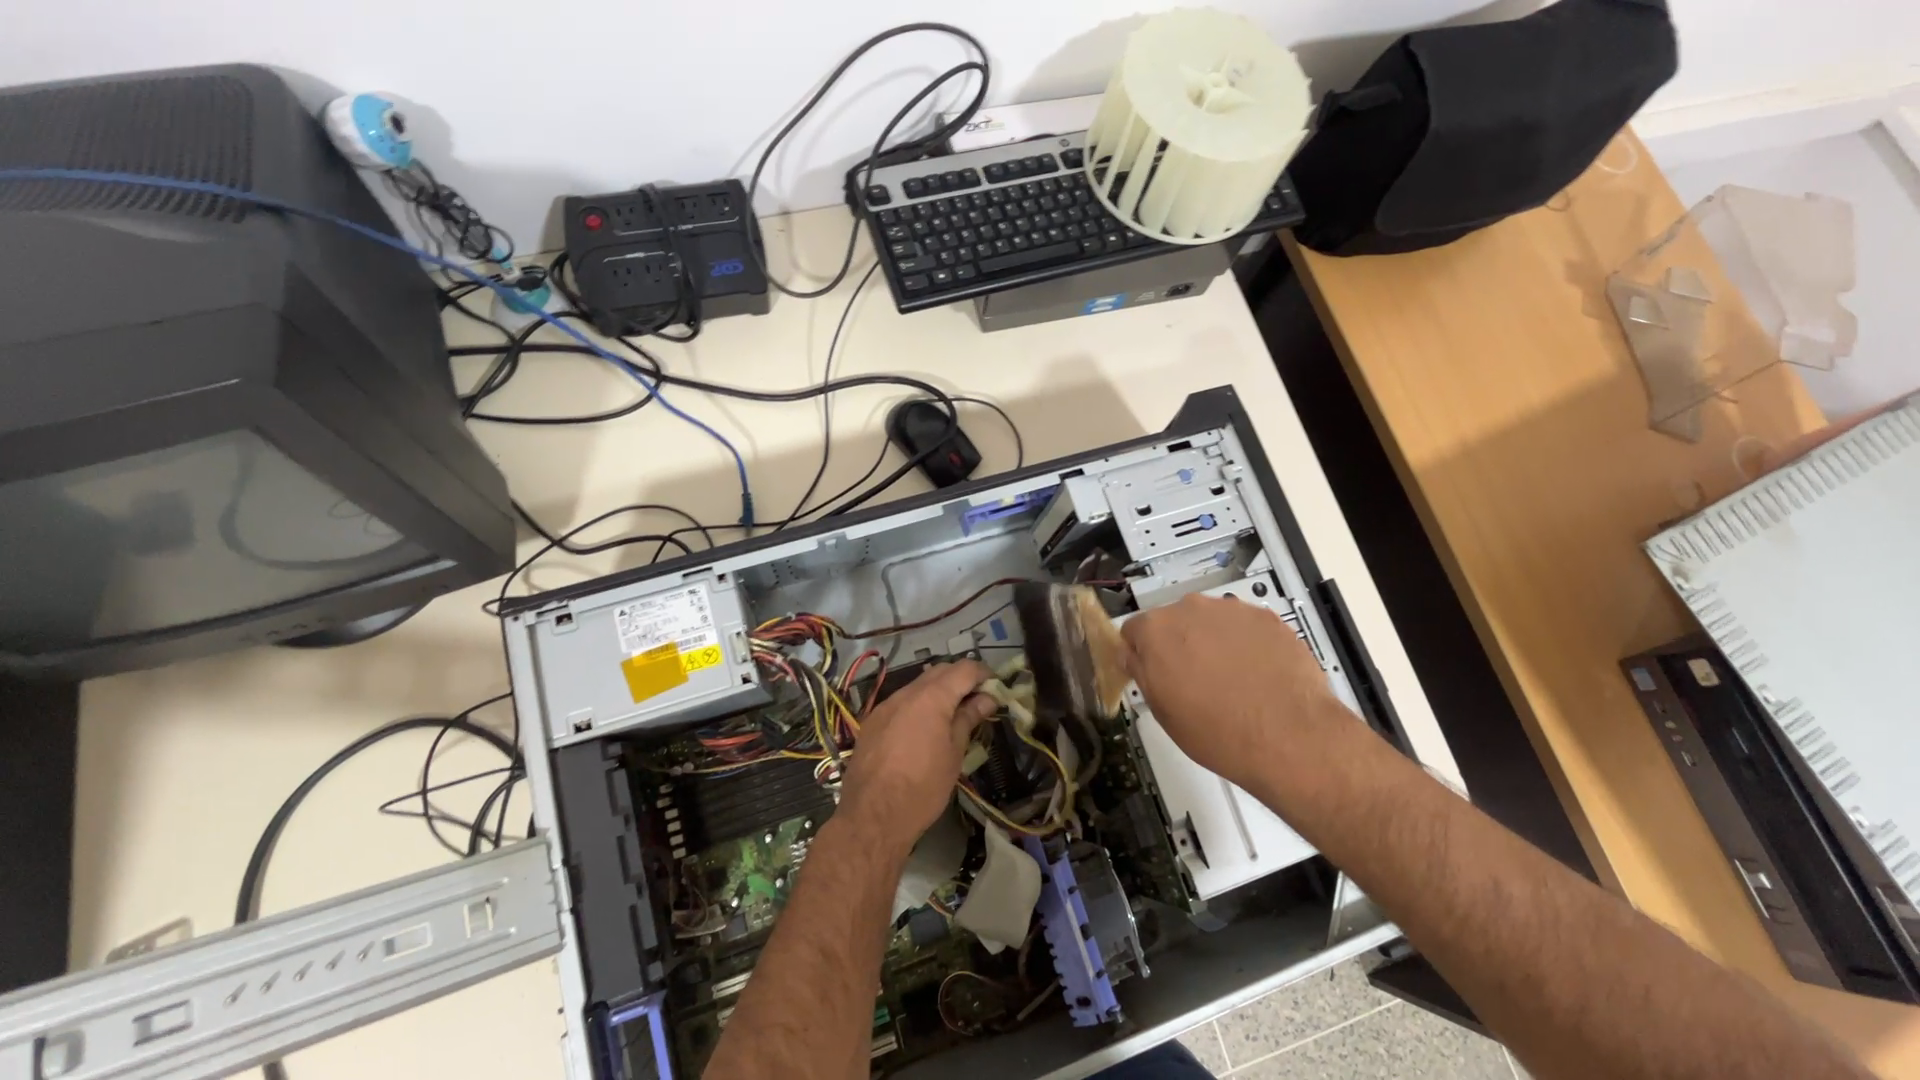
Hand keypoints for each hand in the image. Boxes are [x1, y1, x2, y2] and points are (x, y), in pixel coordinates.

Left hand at [838, 660, 996, 854]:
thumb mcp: (954, 753)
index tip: (996, 688)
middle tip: (978, 702)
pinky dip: (917, 706)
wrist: (872, 816)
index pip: (964, 669)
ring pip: (917, 686)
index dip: (983, 674)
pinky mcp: (871, 722)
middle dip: (961, 680)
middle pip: (939, 672)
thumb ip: (968, 719)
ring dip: (937, 693)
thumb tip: (986, 698)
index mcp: (931, 697)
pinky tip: (923, 730)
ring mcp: (884, 706)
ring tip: (952, 717)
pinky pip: (900, 703)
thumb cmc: (923, 787)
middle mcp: (905, 693)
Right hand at [1120, 593, 1348, 791]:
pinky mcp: (1267, 618)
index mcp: (1156, 631)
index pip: (1134, 630)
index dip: (1142, 653)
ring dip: (1214, 642)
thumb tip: (1136, 657)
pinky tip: (1257, 675)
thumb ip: (1143, 673)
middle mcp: (1191, 609)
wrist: (1288, 737)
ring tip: (1231, 680)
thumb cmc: (1218, 732)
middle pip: (1175, 621)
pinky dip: (1247, 644)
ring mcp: (1233, 611)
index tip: (1154, 673)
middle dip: (1180, 645)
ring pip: (1212, 621)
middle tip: (1194, 681)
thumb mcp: (1163, 711)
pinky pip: (1246, 626)